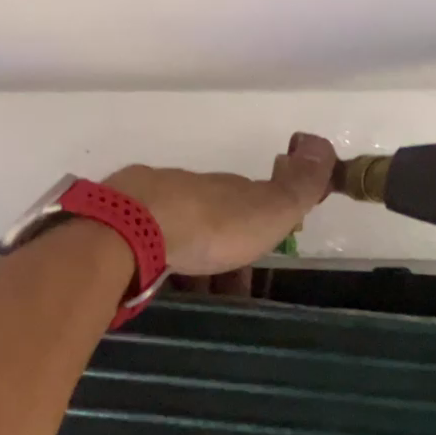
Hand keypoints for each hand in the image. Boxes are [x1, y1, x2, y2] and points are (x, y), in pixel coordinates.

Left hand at [105, 132, 336, 276]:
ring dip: (191, 259)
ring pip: (175, 234)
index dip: (260, 220)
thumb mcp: (269, 208)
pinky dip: (161, 266)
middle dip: (223, 245)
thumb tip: (318, 143)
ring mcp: (147, 207)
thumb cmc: (210, 224)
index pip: (247, 198)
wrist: (133, 227)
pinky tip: (163, 284)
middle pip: (209, 218)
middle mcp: (186, 192)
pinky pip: (146, 250)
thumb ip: (298, 184)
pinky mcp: (117, 231)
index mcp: (223, 189)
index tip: (266, 248)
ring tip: (200, 291)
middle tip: (233, 283)